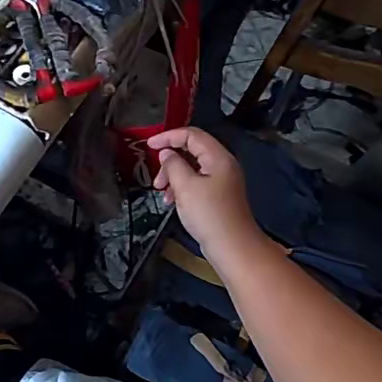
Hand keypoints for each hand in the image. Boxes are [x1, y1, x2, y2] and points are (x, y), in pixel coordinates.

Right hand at [145, 128, 269, 265]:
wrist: (232, 246)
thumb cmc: (208, 214)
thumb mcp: (185, 186)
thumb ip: (173, 165)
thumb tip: (167, 154)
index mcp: (218, 157)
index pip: (191, 135)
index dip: (168, 136)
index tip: (149, 145)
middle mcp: (223, 164)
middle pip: (192, 151)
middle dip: (170, 161)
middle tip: (157, 180)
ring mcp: (222, 181)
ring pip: (193, 168)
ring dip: (174, 177)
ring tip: (163, 193)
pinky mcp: (219, 196)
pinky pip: (197, 183)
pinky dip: (183, 188)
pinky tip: (173, 202)